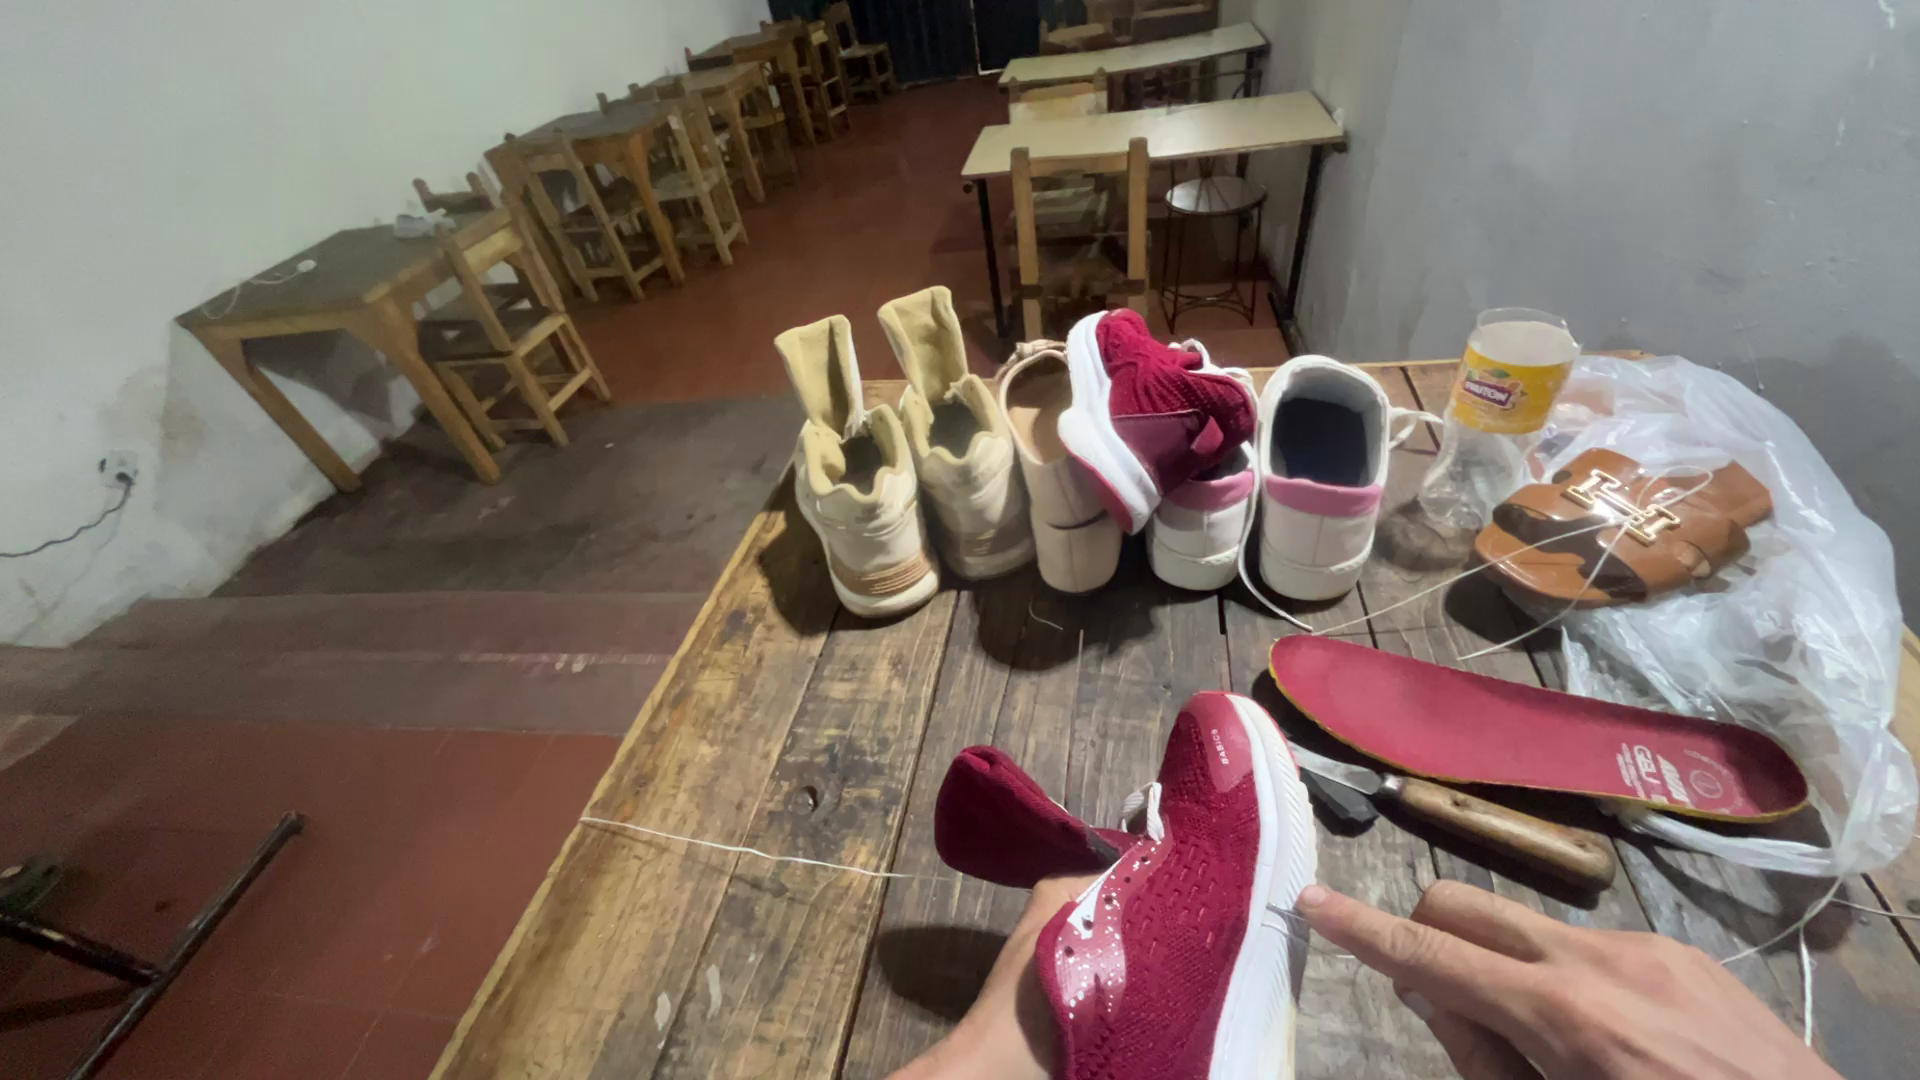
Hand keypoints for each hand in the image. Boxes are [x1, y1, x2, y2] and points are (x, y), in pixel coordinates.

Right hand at [1297, 880, 1839, 1079]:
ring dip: (1503, 963)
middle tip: (1454, 999)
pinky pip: (1583, 941)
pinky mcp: (1683, 951)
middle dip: (1429, 937)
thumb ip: (1479, 1055)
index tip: (1309, 900)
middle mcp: (1594, 962)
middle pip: (1455, 904)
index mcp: (1563, 1021)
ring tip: (1560, 1036)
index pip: (1426, 958)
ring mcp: (1644, 948)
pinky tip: (1625, 1034)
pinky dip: (1565, 973)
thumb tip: (1423, 989)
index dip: (1359, 930)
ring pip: (1517, 923)